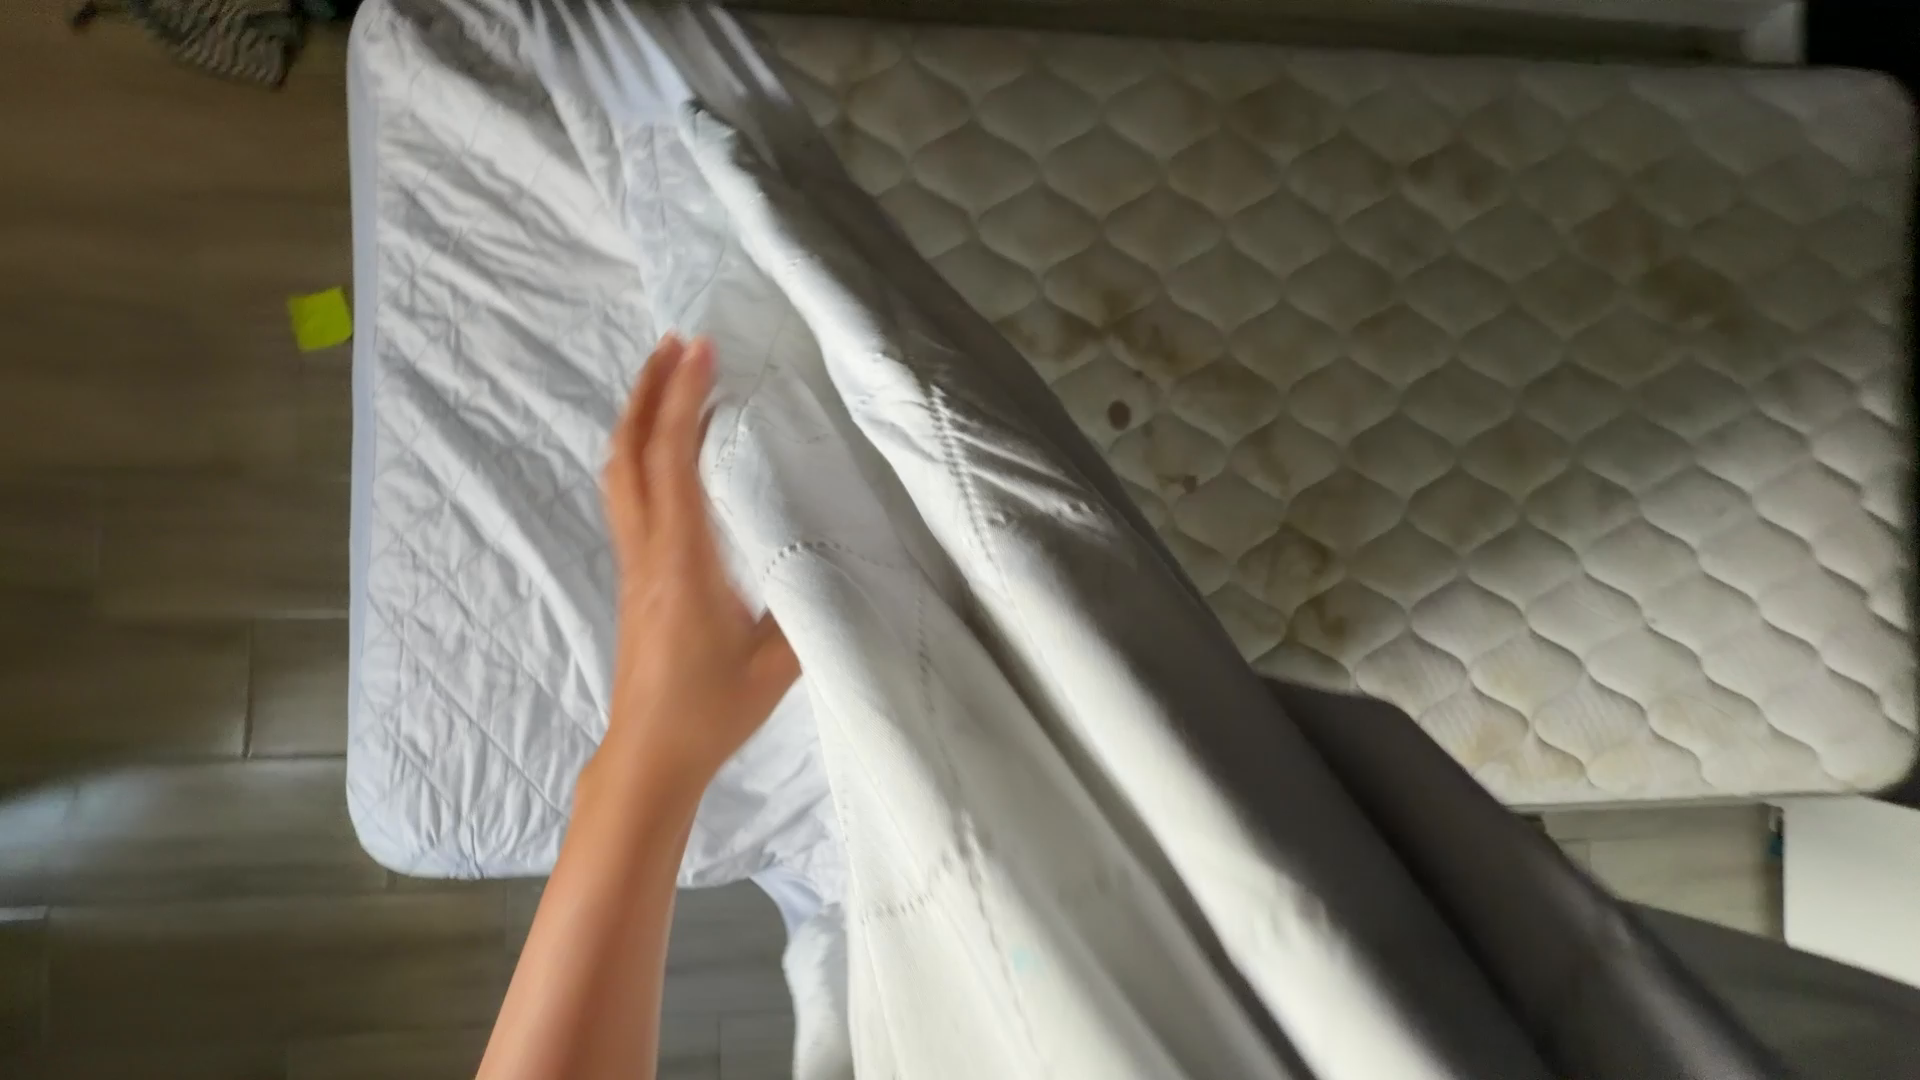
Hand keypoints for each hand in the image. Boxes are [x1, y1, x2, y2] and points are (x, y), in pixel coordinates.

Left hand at [596, 335, 798, 788]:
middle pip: (629, 453)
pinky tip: (666, 448)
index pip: (675, 462)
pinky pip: (628, 496)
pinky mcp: (635, 576)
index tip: (699, 350)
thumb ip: (808, 605)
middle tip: (674, 343)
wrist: (649, 755)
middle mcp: (649, 551)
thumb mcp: (779, 661)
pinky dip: (641, 453)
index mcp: (685, 562)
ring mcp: (634, 563)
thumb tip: (837, 559)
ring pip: (619, 472)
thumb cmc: (713, 709)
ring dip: (637, 417)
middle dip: (648, 390)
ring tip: (665, 378)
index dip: (683, 400)